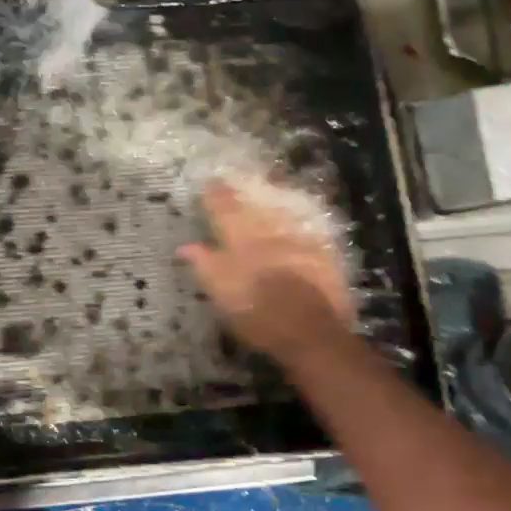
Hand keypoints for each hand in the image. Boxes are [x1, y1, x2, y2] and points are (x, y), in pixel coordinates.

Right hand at [178, 178, 357, 362]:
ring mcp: (300, 240)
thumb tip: (186, 246)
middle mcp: (271, 233)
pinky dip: (299, 217)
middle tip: (235, 178)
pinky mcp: (324, 252)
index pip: (225, 211)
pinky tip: (299, 214)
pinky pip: (308, 226)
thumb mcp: (222, 296)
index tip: (209, 183)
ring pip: (282, 211)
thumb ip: (205, 266)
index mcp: (242, 242)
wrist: (314, 333)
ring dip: (271, 198)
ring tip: (265, 185)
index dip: (215, 196)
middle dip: (243, 191)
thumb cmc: (259, 317)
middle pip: (255, 206)